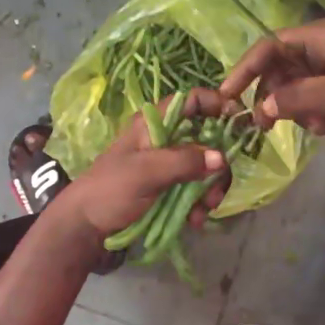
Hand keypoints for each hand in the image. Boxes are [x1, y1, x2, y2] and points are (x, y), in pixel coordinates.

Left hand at [47, 88, 231, 238]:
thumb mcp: (146, 172)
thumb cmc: (110, 190)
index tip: (238, 123)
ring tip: (202, 212)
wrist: (85, 225)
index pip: (192, 99)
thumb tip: (221, 158)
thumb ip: (184, 162)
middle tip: (216, 192)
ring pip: (205, 167)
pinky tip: (194, 221)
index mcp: (154, 123)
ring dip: (210, 190)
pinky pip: (195, 188)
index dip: (217, 104)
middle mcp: (164, 138)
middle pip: (207, 138)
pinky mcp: (168, 186)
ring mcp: (167, 163)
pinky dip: (199, 203)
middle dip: (217, 165)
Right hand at [219, 18, 324, 141]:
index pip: (269, 46)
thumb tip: (261, 108)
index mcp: (322, 36)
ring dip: (306, 115)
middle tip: (270, 127)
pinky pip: (317, 105)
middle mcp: (324, 49)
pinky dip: (324, 120)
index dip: (245, 69)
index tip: (227, 97)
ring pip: (297, 94)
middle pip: (280, 73)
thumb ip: (294, 99)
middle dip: (280, 101)